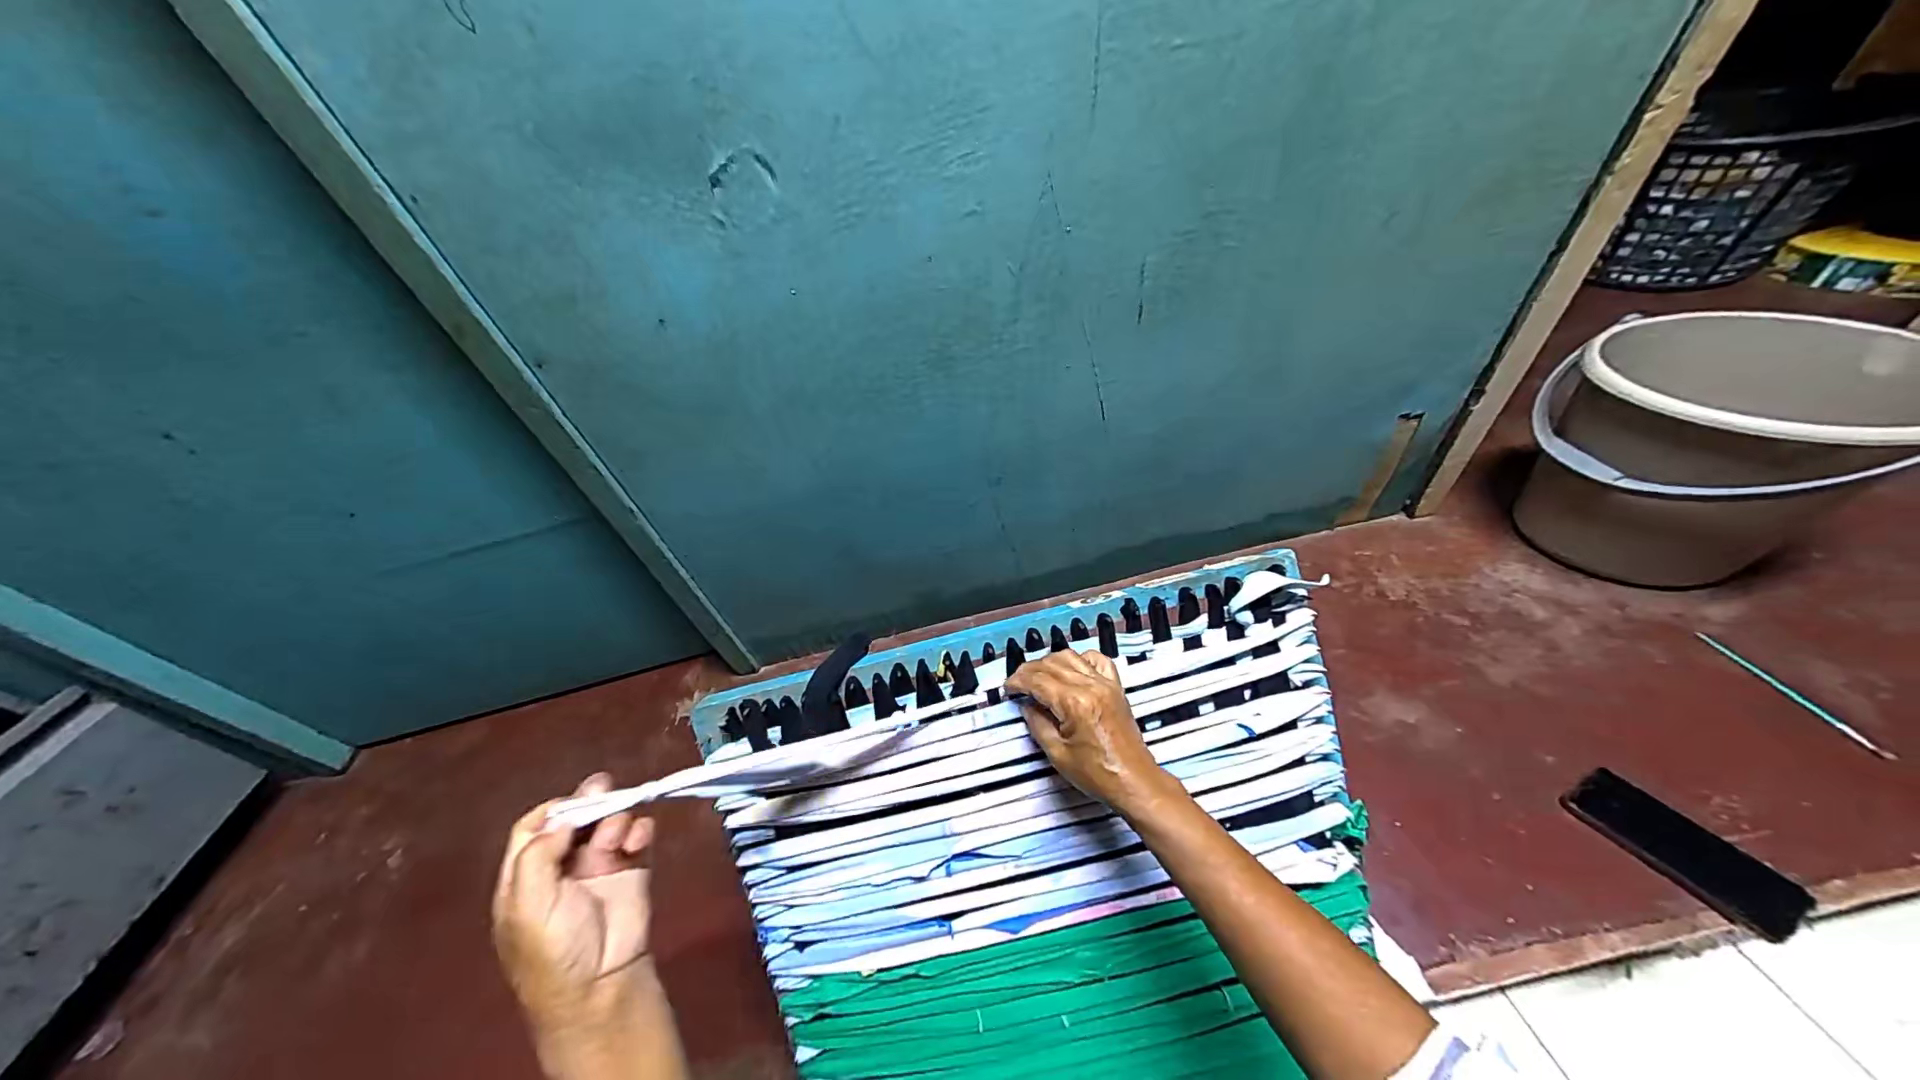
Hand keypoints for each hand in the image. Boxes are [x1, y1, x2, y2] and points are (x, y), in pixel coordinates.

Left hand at [493, 774, 655, 1033]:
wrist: (600, 981)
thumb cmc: (553, 947)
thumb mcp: (528, 905)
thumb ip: (537, 856)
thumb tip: (563, 820)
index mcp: (527, 875)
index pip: (533, 829)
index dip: (550, 811)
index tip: (570, 803)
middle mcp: (563, 866)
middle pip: (575, 820)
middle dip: (588, 803)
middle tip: (604, 788)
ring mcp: (600, 866)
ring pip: (608, 823)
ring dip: (615, 819)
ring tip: (618, 833)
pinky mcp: (632, 868)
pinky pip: (638, 837)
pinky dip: (641, 830)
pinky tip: (639, 837)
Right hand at [1004, 648, 1178, 816]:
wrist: (1134, 781)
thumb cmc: (1101, 774)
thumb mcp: (1058, 754)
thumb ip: (1037, 724)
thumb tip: (1027, 706)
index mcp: (1075, 704)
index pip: (1038, 679)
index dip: (1018, 681)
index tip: (1009, 687)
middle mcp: (1092, 688)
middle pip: (1051, 664)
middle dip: (1029, 671)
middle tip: (1018, 683)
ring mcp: (1106, 685)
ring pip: (1071, 656)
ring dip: (1050, 662)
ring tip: (1038, 676)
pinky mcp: (1115, 688)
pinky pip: (1097, 660)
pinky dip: (1080, 659)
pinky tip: (1070, 670)